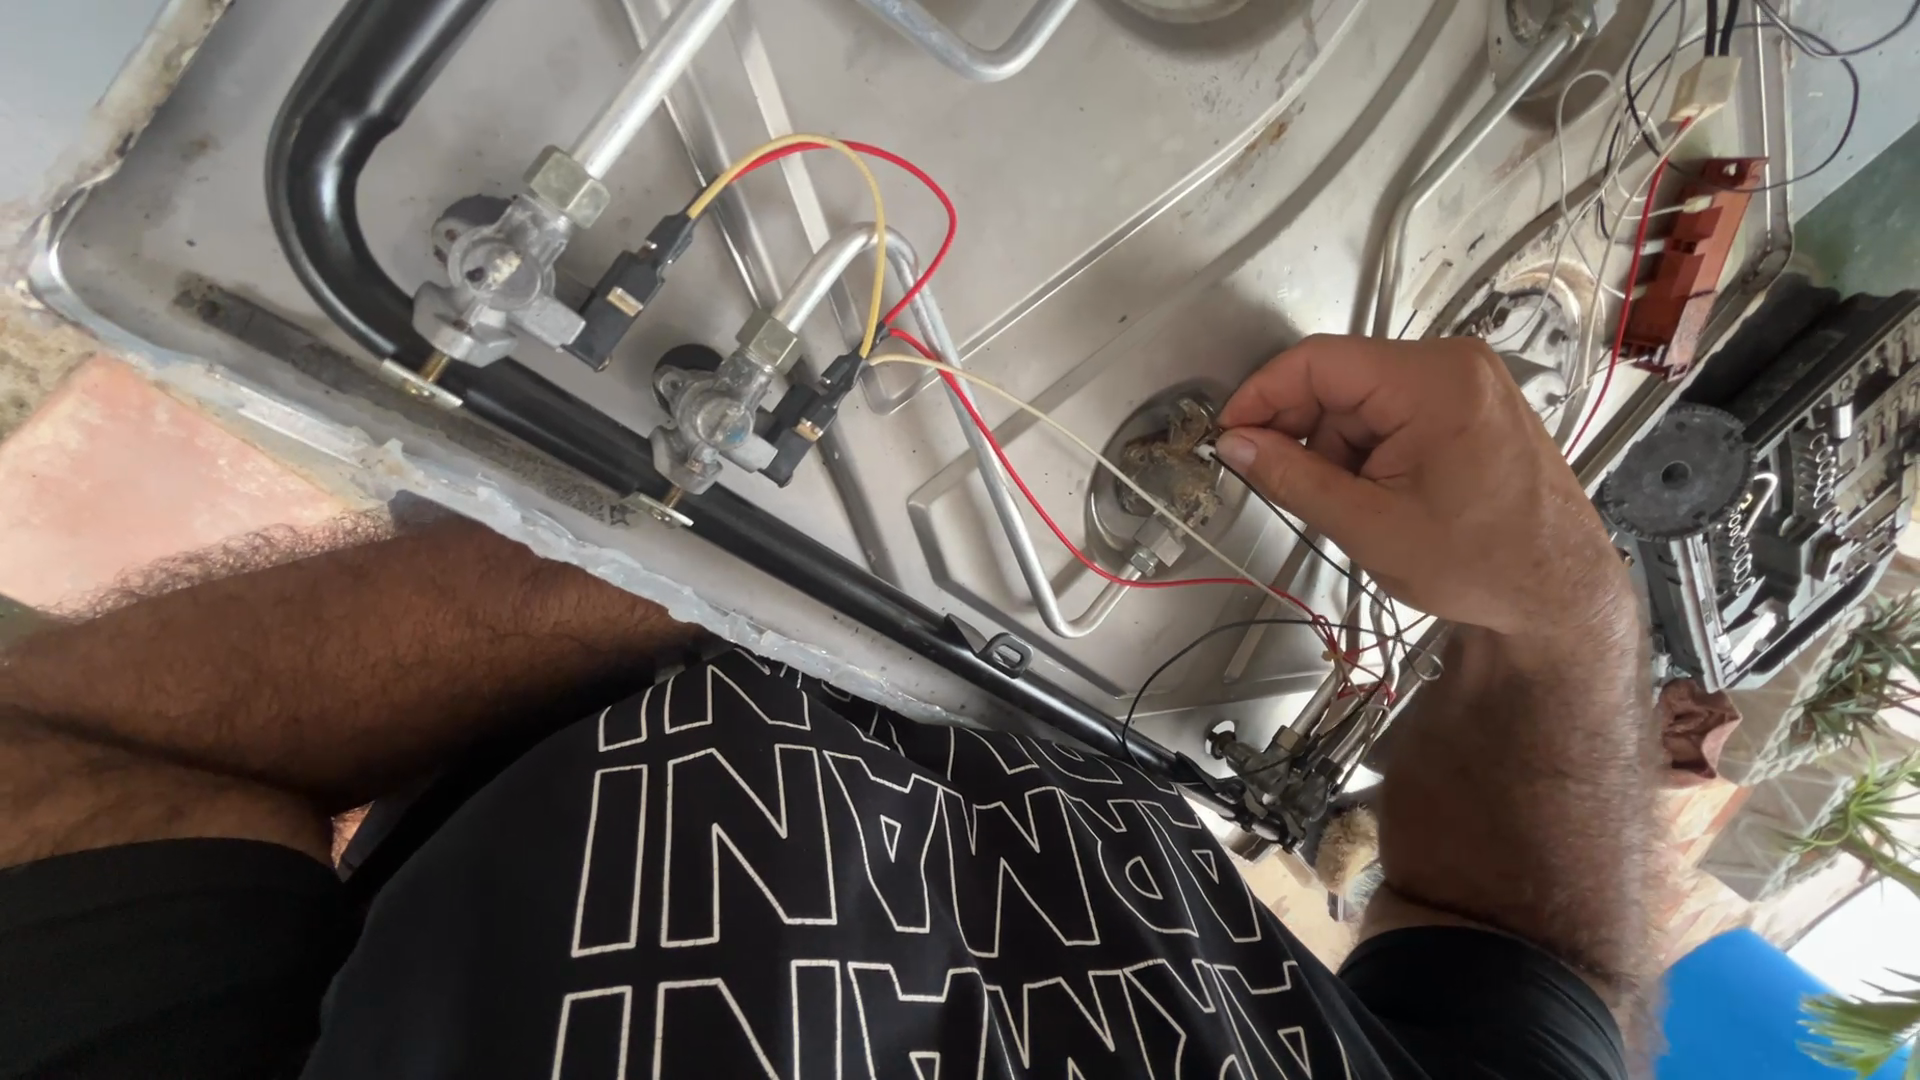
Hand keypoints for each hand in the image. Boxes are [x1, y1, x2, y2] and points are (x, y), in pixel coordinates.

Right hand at [1215, 335, 1631, 639]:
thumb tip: (1233, 444)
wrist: (1559, 596)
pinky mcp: (1463, 408)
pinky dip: (1361, 453)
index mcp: (1431, 381)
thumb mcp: (1365, 524)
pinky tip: (1370, 495)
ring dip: (1331, 450)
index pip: (1316, 361)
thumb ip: (1290, 477)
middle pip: (1336, 381)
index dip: (1260, 395)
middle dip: (1299, 432)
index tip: (1226, 436)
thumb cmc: (1476, 564)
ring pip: (1356, 404)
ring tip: (1347, 505)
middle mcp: (1450, 366)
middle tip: (1280, 484)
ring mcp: (1462, 385)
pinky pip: (1386, 416)